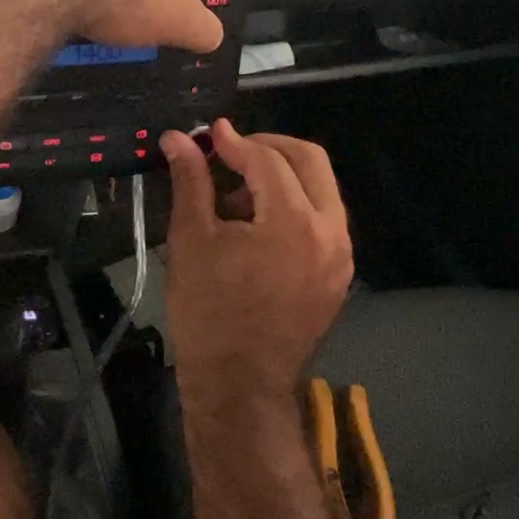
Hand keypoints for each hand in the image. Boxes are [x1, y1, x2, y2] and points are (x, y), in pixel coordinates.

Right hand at [162, 119, 352, 398]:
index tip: (207, 133)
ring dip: (282, 175)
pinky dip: (294, 206)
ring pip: (321, 190)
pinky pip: (322, 220)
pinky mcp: (338, 276)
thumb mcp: (191, 239)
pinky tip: (255, 223)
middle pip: (310, 161)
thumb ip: (191, 180)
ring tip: (235, 193)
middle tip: (230, 149)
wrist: (239, 384)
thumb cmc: (208, 310)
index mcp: (294, 221)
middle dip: (269, 146)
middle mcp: (330, 232)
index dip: (233, 141)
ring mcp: (340, 256)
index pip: (267, 159)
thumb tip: (178, 138)